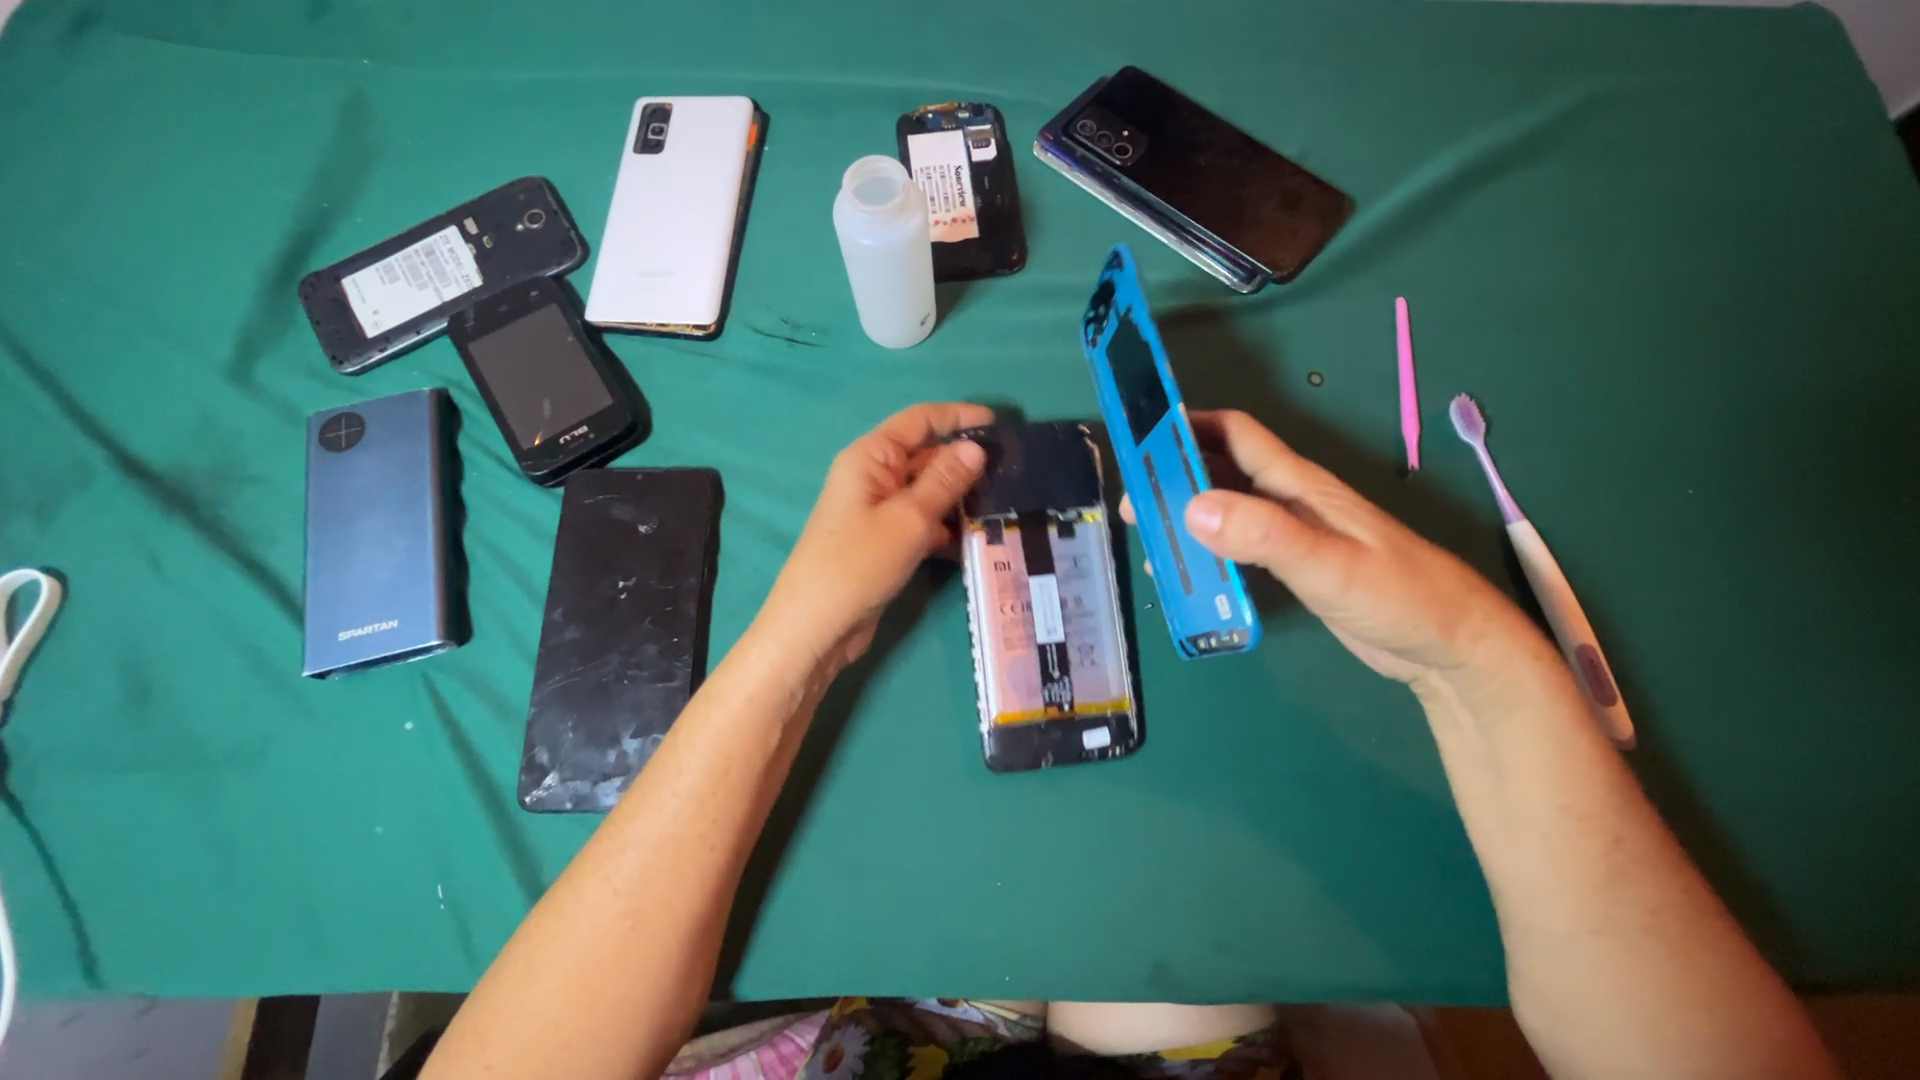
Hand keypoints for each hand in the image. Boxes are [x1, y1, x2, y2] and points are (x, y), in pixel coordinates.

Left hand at [760, 403, 991, 670]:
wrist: (818, 627)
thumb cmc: (859, 563)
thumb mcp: (910, 518)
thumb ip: (945, 480)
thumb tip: (975, 447)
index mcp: (871, 456)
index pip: (920, 420)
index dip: (958, 417)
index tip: (1000, 423)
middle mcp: (873, 476)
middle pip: (926, 456)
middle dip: (965, 462)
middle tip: (1013, 475)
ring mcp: (878, 510)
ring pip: (928, 492)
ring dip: (960, 499)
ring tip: (1003, 507)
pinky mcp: (885, 541)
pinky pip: (923, 522)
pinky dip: (946, 528)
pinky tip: (975, 541)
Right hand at [1122, 410, 1535, 688]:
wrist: (1450, 647)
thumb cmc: (1399, 594)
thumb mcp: (1328, 563)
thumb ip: (1264, 534)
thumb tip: (1192, 506)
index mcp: (1298, 485)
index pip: (1235, 434)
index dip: (1188, 426)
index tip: (1141, 439)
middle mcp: (1289, 502)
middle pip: (1220, 472)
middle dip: (1172, 479)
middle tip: (1133, 510)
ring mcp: (1292, 536)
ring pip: (1225, 513)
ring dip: (1185, 520)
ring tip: (1150, 547)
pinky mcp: (1294, 570)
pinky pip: (1237, 550)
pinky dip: (1206, 555)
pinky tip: (1189, 579)